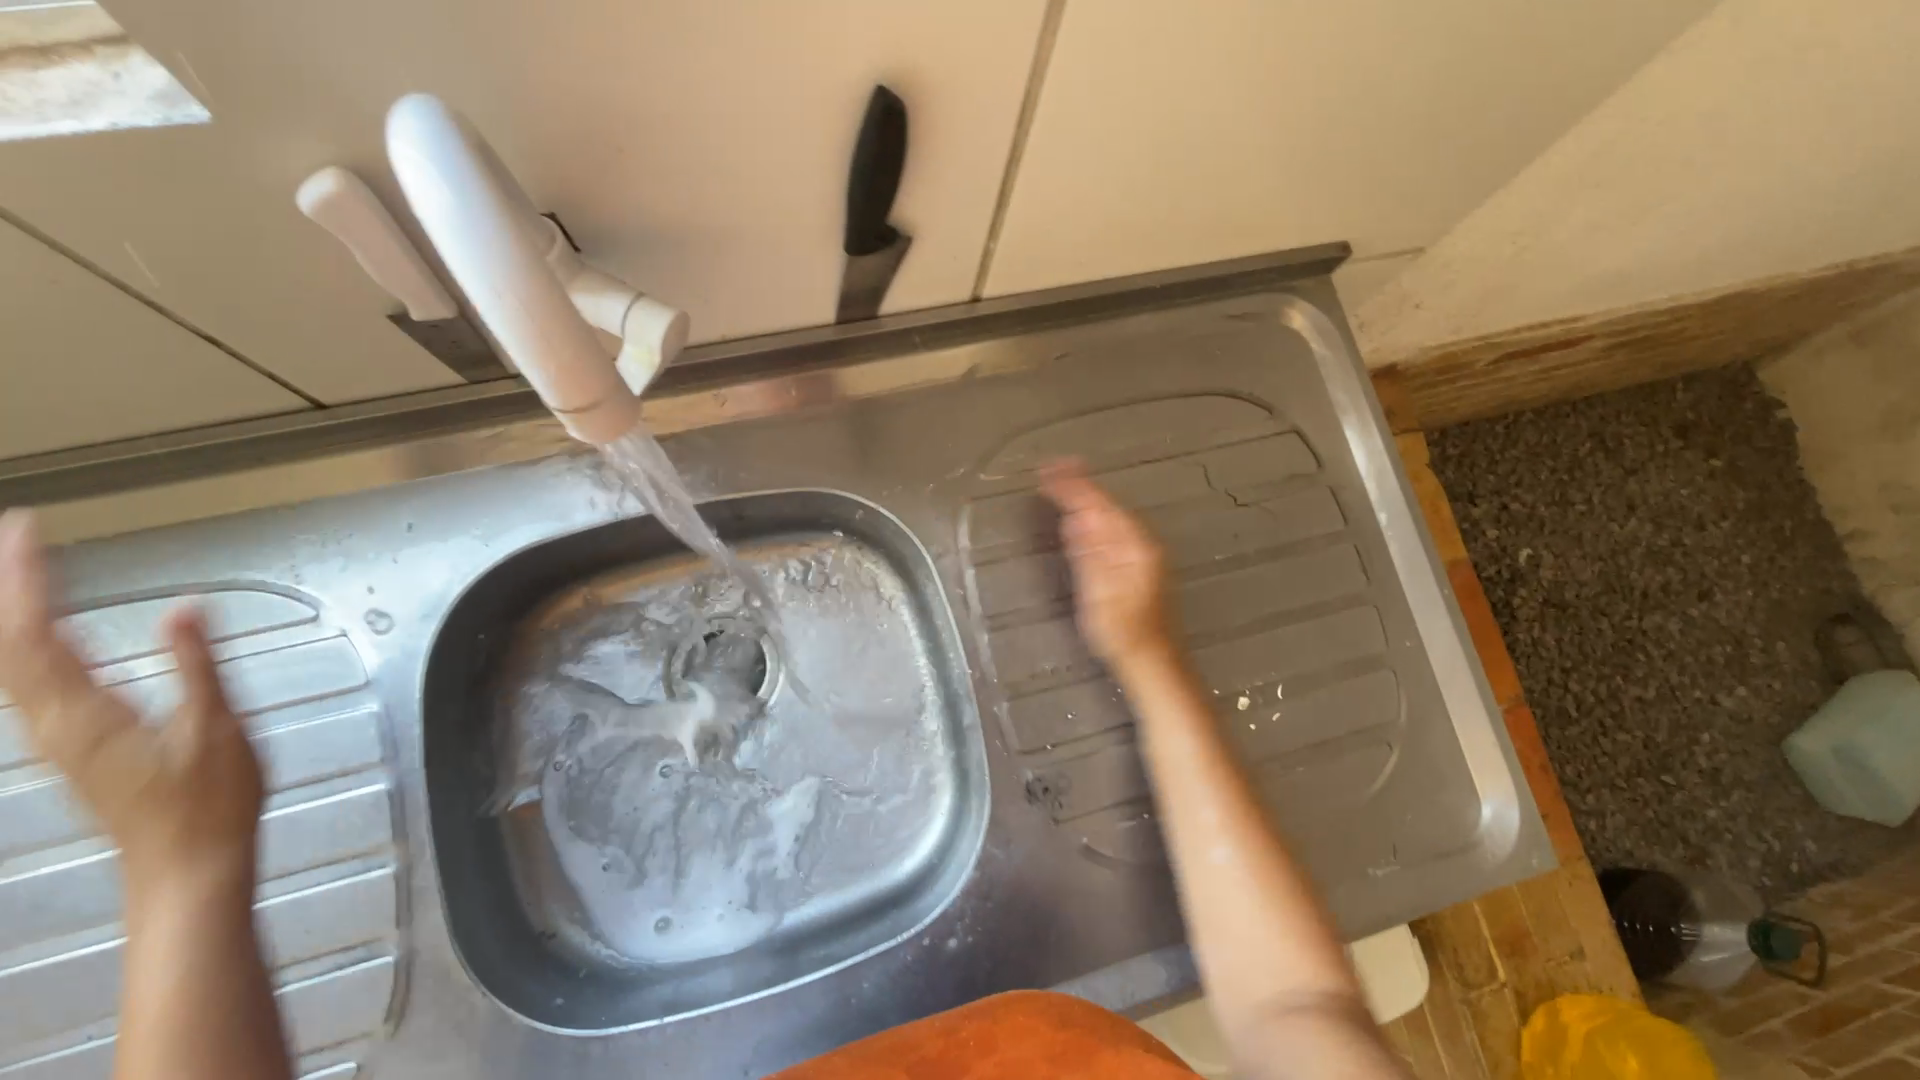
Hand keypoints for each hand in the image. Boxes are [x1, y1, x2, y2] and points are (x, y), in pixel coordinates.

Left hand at [0, 510, 264, 899]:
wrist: (186, 867)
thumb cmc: (210, 799)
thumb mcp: (218, 728)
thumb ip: (195, 667)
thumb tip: (182, 609)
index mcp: (84, 714)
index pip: (37, 634)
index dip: (27, 580)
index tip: (28, 531)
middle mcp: (53, 723)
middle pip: (11, 648)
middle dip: (11, 589)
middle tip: (21, 538)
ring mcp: (59, 739)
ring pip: (16, 666)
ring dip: (18, 616)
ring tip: (30, 576)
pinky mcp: (74, 747)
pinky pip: (36, 684)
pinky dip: (36, 647)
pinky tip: (58, 637)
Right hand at [1039, 460, 1174, 668]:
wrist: (1152, 661)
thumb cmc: (1122, 632)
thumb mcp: (1098, 593)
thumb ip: (1087, 554)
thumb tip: (1075, 518)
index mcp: (1133, 547)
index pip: (1099, 505)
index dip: (1074, 486)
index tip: (1050, 469)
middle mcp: (1142, 544)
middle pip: (1108, 506)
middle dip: (1080, 486)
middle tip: (1053, 468)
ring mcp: (1143, 555)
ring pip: (1112, 516)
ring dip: (1088, 499)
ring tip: (1065, 482)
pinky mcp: (1139, 567)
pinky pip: (1114, 530)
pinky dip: (1096, 516)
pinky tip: (1084, 517)